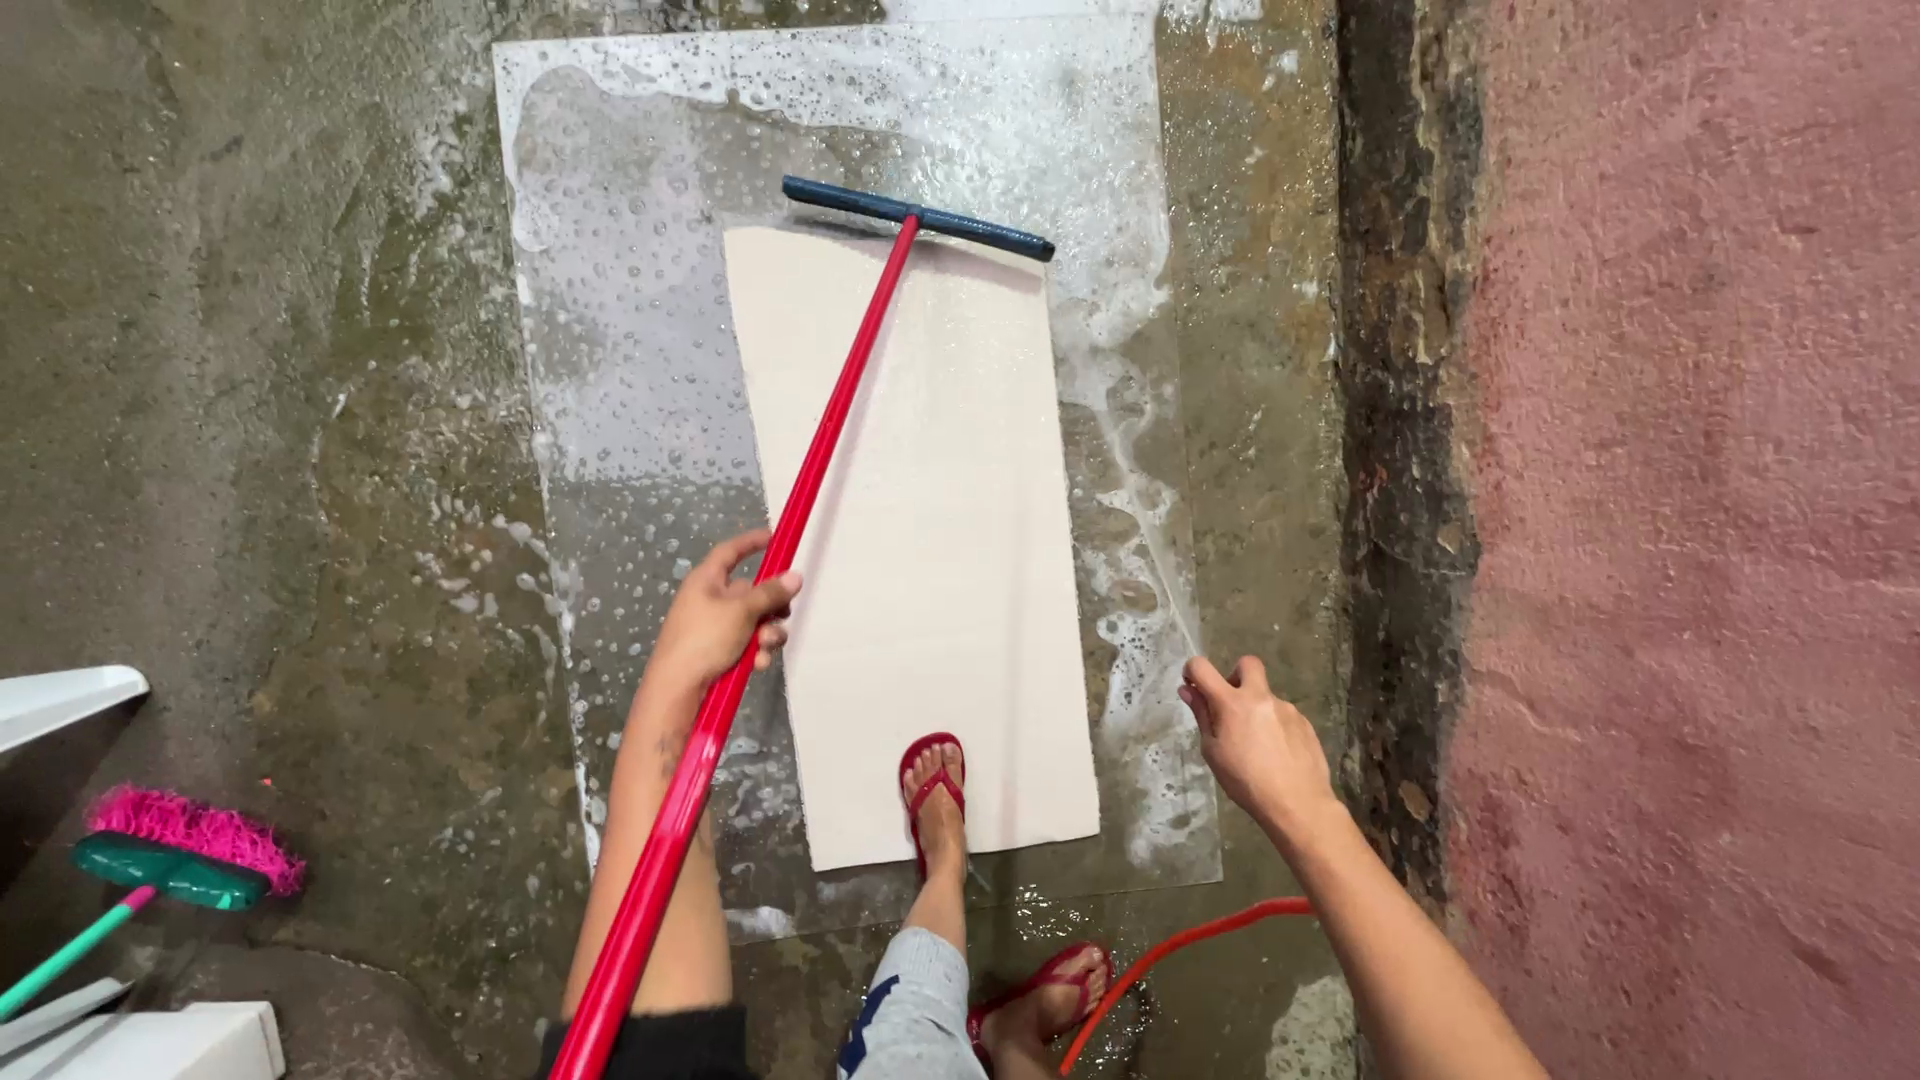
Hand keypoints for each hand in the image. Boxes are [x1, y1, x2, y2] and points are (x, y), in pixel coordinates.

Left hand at [647, 529, 802, 688]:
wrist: (677, 688)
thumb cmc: (704, 638)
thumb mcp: (742, 611)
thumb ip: (771, 593)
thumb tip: (796, 575)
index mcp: (707, 581)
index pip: (730, 551)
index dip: (750, 542)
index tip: (773, 538)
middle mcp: (711, 600)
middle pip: (752, 591)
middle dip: (772, 605)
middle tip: (782, 613)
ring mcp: (716, 627)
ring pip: (756, 621)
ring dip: (767, 634)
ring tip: (764, 646)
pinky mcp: (721, 651)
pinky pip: (749, 643)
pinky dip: (756, 651)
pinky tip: (756, 664)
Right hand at [1180, 655, 1341, 842]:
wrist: (1298, 803)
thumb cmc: (1245, 781)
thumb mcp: (1213, 751)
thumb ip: (1202, 716)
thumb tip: (1188, 690)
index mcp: (1231, 703)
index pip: (1202, 667)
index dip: (1192, 671)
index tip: (1193, 686)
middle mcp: (1260, 697)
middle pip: (1247, 664)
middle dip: (1235, 675)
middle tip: (1231, 704)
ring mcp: (1286, 708)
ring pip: (1266, 696)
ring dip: (1256, 709)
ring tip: (1257, 745)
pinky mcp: (1304, 722)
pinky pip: (1283, 715)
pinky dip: (1274, 725)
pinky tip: (1276, 753)